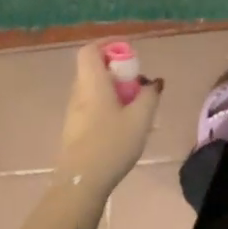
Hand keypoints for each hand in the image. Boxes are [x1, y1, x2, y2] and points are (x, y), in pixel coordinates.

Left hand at [54, 43, 162, 195]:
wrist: (80, 183)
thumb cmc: (111, 144)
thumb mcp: (140, 118)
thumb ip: (150, 95)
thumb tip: (153, 82)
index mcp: (92, 84)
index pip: (90, 51)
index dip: (107, 45)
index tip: (128, 52)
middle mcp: (78, 93)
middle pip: (93, 69)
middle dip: (116, 69)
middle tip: (137, 82)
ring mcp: (73, 113)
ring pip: (93, 89)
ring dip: (113, 89)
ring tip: (135, 105)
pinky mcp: (74, 130)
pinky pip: (91, 106)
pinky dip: (107, 105)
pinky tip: (123, 125)